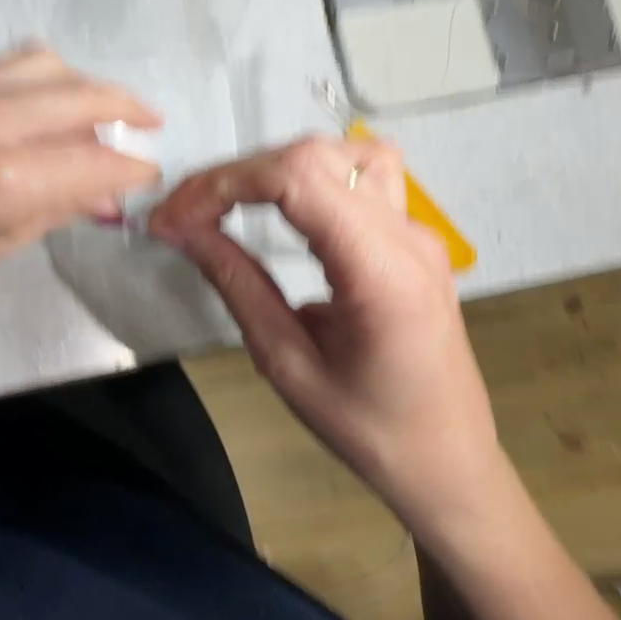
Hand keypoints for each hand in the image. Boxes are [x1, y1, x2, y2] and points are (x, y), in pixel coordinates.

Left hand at [0, 46, 160, 360]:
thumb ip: (43, 216)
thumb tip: (100, 194)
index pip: (92, 157)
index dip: (131, 165)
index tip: (149, 172)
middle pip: (74, 92)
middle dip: (122, 106)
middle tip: (146, 127)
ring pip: (36, 65)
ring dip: (78, 83)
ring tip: (98, 114)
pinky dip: (33, 80)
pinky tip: (41, 108)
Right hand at [148, 136, 508, 532]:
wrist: (448, 465)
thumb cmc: (368, 429)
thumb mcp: (286, 362)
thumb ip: (235, 283)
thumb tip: (181, 229)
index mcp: (382, 272)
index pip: (298, 179)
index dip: (223, 184)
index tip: (172, 219)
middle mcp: (407, 236)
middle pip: (313, 157)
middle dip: (234, 176)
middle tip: (183, 217)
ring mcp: (416, 232)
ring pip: (340, 154)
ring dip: (272, 168)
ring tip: (228, 205)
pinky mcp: (412, 238)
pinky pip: (359, 176)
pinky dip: (307, 175)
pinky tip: (281, 206)